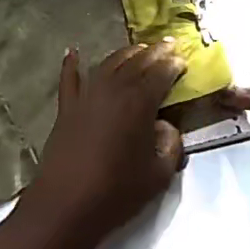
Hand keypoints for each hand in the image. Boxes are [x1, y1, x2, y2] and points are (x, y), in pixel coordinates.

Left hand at [20, 42, 186, 248]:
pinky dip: (71, 64)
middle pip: (136, 62)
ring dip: (125, 54)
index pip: (161, 73)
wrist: (67, 204)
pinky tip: (72, 52)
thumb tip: (166, 127)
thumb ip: (170, 144)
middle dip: (154, 52)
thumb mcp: (159, 174)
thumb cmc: (117, 191)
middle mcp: (112, 89)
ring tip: (138, 50)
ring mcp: (86, 95)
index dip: (173, 64)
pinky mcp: (66, 107)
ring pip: (108, 64)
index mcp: (139, 102)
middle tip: (168, 45)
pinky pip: (69, 79)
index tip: (183, 59)